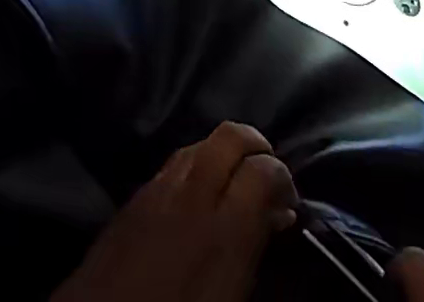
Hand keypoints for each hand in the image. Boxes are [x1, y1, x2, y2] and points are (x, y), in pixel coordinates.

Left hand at [52, 121, 297, 301]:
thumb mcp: (232, 294)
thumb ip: (256, 245)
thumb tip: (277, 213)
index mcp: (224, 230)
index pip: (263, 170)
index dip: (283, 176)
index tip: (288, 199)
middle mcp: (191, 195)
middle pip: (230, 137)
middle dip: (256, 144)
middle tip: (267, 173)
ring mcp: (158, 189)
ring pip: (199, 143)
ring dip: (223, 151)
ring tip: (236, 179)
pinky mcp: (135, 195)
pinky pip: (173, 162)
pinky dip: (195, 164)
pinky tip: (199, 189)